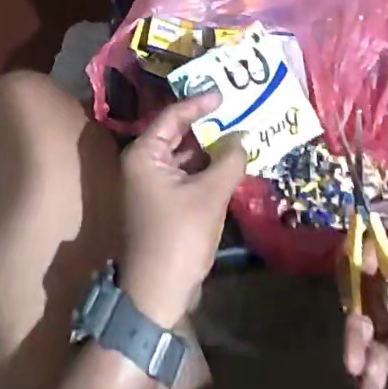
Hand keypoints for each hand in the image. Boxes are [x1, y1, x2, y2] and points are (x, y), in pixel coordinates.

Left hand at [117, 91, 247, 326]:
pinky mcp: (162, 202)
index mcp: (144, 154)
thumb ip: (229, 161)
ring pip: (184, 155)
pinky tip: (230, 163)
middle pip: (177, 133)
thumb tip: (244, 137)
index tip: (224, 93)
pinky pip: (186, 174)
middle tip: (235, 110)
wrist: (157, 295)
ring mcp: (151, 184)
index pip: (173, 116)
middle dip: (207, 124)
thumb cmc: (178, 237)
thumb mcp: (209, 195)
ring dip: (209, 147)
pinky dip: (206, 167)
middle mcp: (143, 163)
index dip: (199, 103)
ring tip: (239, 132)